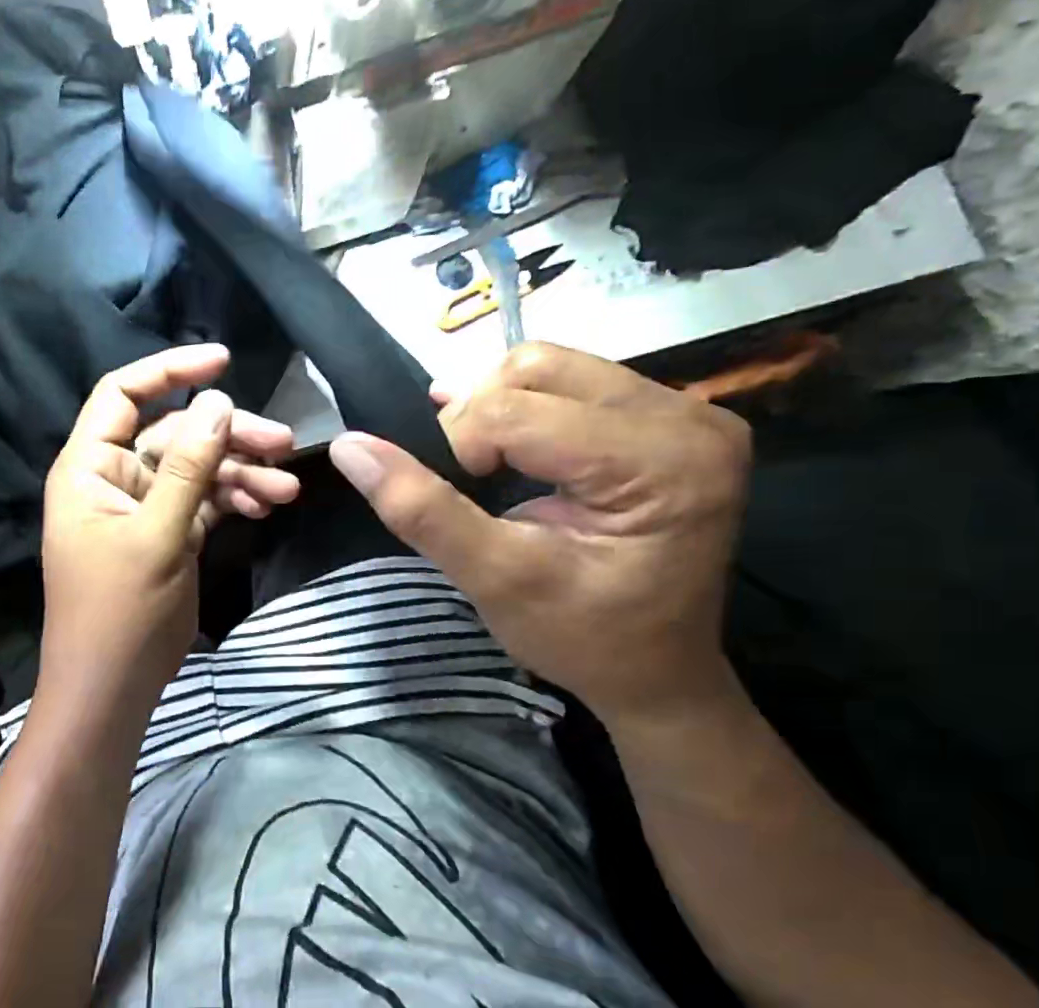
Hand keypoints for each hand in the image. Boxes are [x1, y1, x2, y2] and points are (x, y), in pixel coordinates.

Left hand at [41, 344, 299, 701]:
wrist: (113, 687)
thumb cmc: (118, 611)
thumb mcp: (157, 535)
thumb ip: (187, 468)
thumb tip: (218, 402)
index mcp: (90, 468)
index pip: (123, 395)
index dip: (170, 369)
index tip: (223, 359)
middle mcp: (116, 477)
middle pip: (177, 434)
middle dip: (229, 437)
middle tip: (283, 443)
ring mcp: (146, 505)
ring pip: (200, 468)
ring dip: (242, 472)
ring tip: (286, 487)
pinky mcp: (171, 530)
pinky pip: (207, 500)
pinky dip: (235, 499)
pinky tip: (268, 506)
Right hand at [328, 343, 751, 728]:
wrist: (659, 672)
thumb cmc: (585, 640)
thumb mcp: (498, 581)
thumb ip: (425, 512)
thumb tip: (348, 446)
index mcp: (660, 465)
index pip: (517, 411)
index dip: (458, 445)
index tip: (455, 499)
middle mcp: (689, 420)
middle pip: (539, 370)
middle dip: (478, 416)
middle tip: (467, 479)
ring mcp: (689, 413)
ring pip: (554, 366)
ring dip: (499, 406)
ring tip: (487, 464)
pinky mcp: (674, 416)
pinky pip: (577, 380)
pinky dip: (527, 405)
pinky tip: (504, 440)